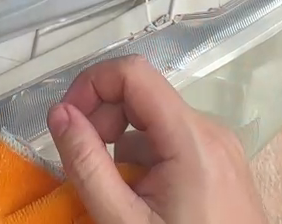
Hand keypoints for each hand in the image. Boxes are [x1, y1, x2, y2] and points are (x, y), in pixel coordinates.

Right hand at [45, 56, 268, 223]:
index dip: (91, 84)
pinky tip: (141, 202)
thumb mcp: (123, 223)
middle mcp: (211, 132)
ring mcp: (221, 151)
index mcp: (192, 137)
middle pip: (140, 94)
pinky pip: (171, 143)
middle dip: (102, 119)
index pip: (131, 72)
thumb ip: (86, 164)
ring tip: (113, 193)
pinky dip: (144, 160)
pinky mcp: (224, 170)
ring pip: (152, 121)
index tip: (67, 122)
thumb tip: (58, 112)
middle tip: (84, 164)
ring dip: (120, 144)